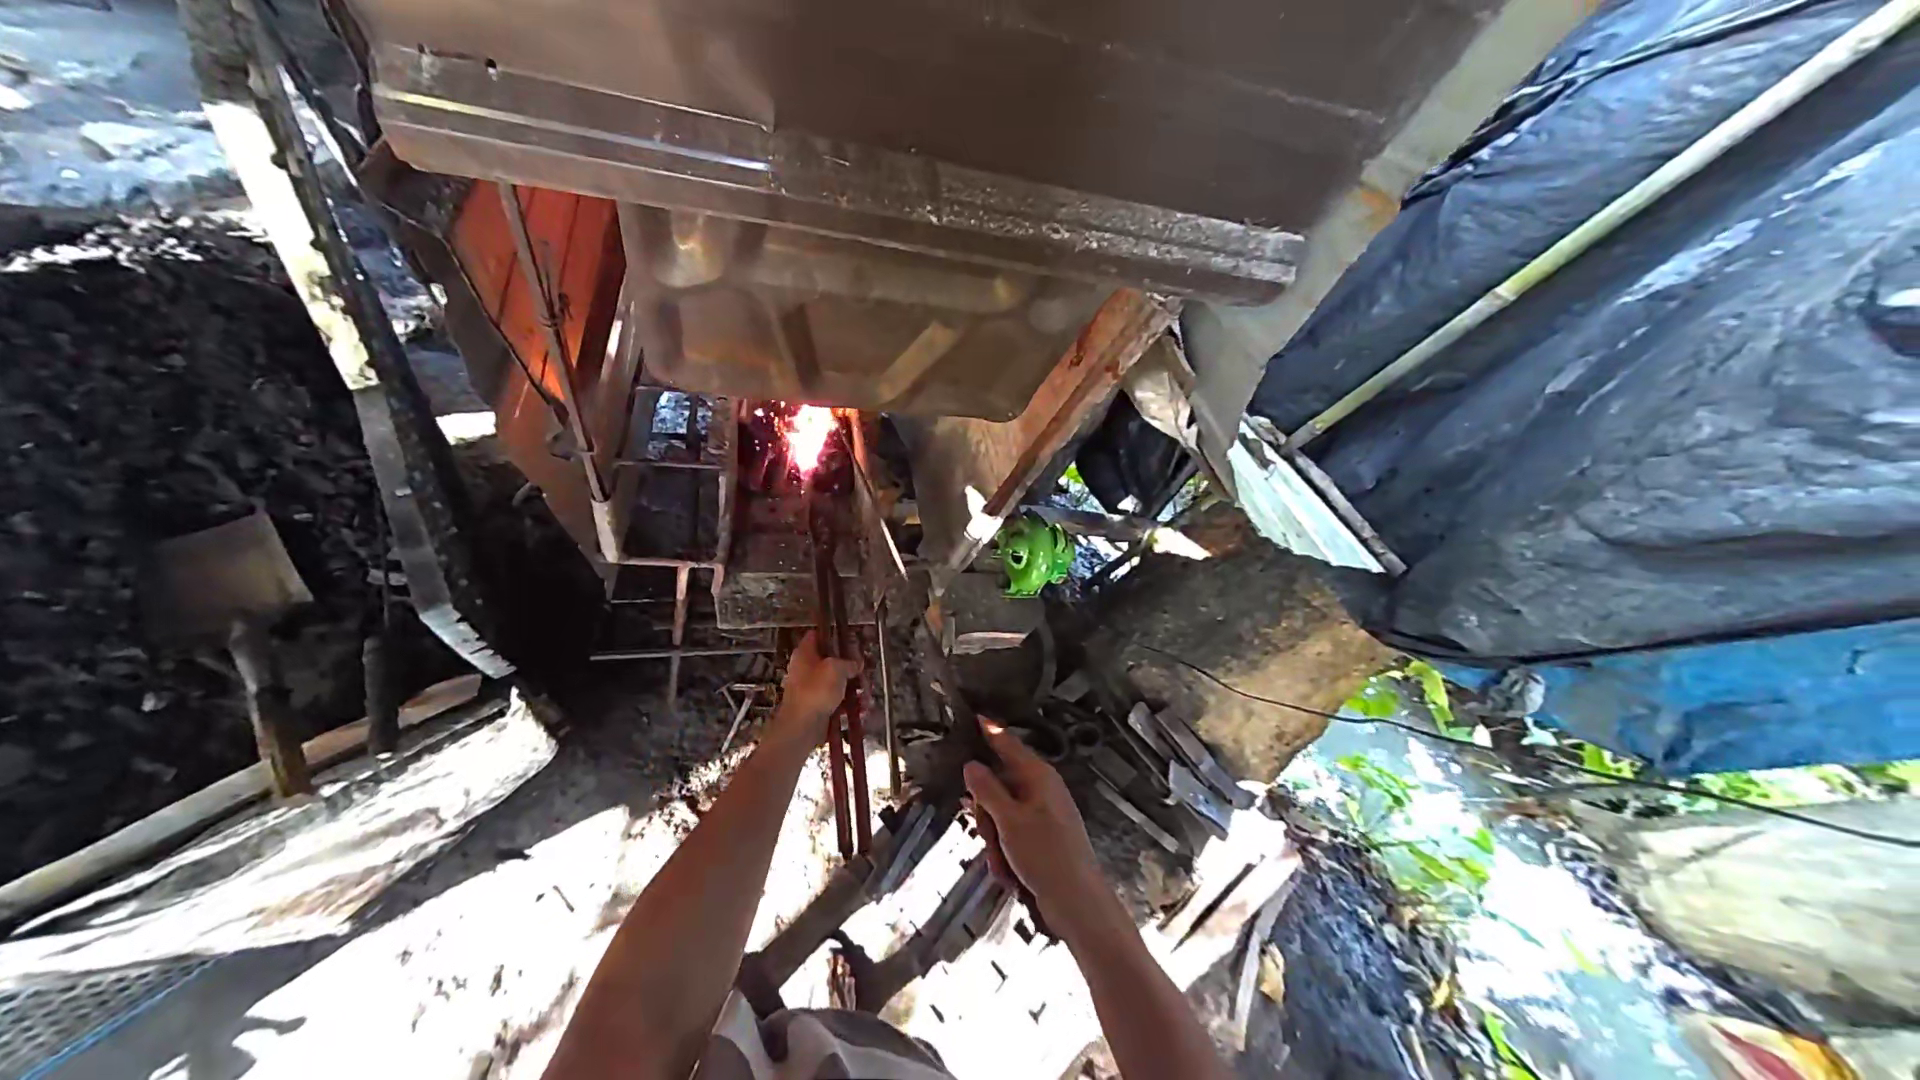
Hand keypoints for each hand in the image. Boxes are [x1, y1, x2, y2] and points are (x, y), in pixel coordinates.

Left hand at [772, 631, 860, 747]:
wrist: (802, 726)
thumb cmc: (816, 691)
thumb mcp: (836, 669)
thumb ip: (849, 663)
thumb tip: (856, 664)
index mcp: (805, 654)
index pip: (817, 635)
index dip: (833, 634)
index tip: (850, 639)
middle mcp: (805, 668)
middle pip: (831, 660)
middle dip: (850, 666)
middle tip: (863, 671)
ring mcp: (811, 688)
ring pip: (836, 681)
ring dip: (853, 687)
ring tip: (866, 695)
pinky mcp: (817, 705)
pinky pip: (836, 699)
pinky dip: (848, 703)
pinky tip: (861, 709)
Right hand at [963, 715, 1106, 927]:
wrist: (1077, 902)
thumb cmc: (1045, 854)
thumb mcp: (1008, 821)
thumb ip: (987, 790)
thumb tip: (971, 764)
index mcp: (1038, 776)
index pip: (1009, 745)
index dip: (991, 732)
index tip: (977, 717)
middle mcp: (1041, 790)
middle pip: (999, 784)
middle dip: (986, 811)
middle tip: (988, 832)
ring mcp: (1042, 814)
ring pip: (1001, 813)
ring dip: (994, 836)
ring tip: (1002, 860)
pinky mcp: (1041, 837)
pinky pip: (1011, 833)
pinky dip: (1005, 850)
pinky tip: (1008, 871)